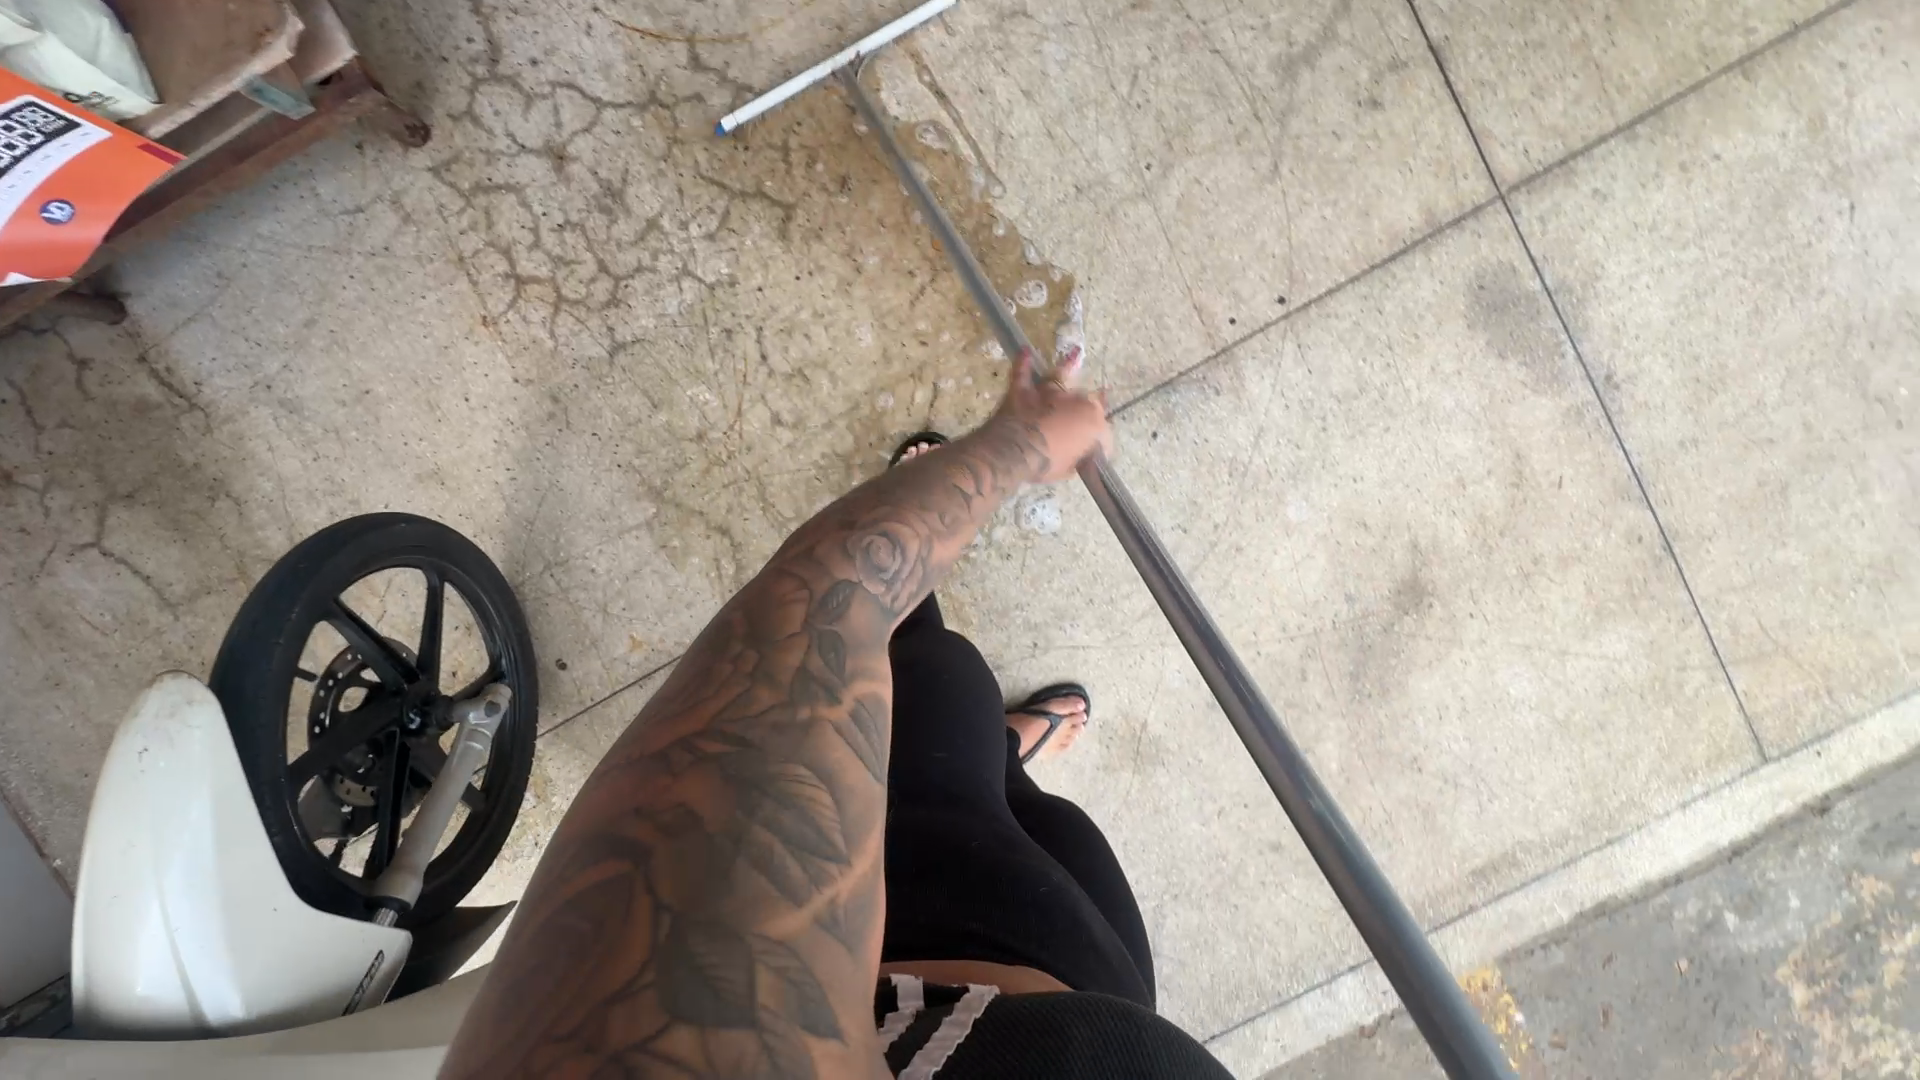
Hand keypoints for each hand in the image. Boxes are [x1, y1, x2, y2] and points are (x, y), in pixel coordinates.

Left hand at [989, 346, 1113, 483]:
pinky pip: (1023, 373)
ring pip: (1061, 376)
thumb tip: (1082, 454)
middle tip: (1093, 409)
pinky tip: (1025, 351)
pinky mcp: (1023, 391)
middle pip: (1088, 400)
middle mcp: (1075, 400)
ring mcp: (1048, 392)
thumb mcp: (1071, 468)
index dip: (1100, 444)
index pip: (1104, 430)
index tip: (1095, 454)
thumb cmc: (1046, 464)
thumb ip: (1080, 456)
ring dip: (1069, 365)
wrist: (1014, 452)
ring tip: (1075, 353)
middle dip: (1090, 406)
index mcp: (1092, 420)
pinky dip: (1024, 363)